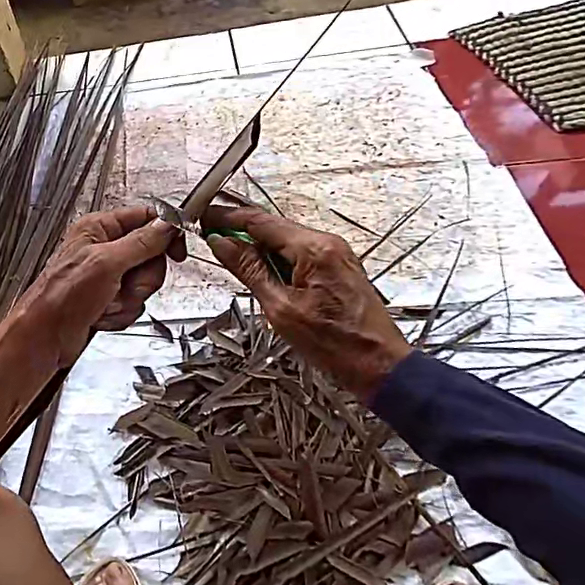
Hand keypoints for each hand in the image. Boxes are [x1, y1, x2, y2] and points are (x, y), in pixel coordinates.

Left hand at [0, 206, 184, 457]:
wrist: (44, 338)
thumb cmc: (60, 297)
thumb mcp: (107, 263)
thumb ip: (141, 243)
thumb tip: (167, 226)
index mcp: (99, 228)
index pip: (145, 219)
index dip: (165, 234)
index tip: (176, 251)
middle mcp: (103, 249)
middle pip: (150, 255)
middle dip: (141, 278)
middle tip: (124, 285)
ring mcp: (106, 276)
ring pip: (144, 283)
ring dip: (129, 299)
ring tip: (107, 303)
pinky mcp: (107, 299)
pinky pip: (134, 303)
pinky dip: (122, 313)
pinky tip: (102, 315)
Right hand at [201, 204, 410, 398]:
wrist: (380, 366)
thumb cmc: (338, 345)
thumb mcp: (280, 308)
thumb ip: (249, 270)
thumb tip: (223, 244)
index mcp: (314, 249)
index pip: (259, 221)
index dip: (227, 218)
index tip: (205, 220)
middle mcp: (327, 243)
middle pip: (272, 227)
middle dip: (240, 232)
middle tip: (211, 238)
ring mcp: (335, 254)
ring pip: (284, 241)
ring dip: (257, 248)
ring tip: (232, 260)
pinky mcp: (337, 267)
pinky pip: (298, 254)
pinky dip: (276, 260)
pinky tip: (262, 274)